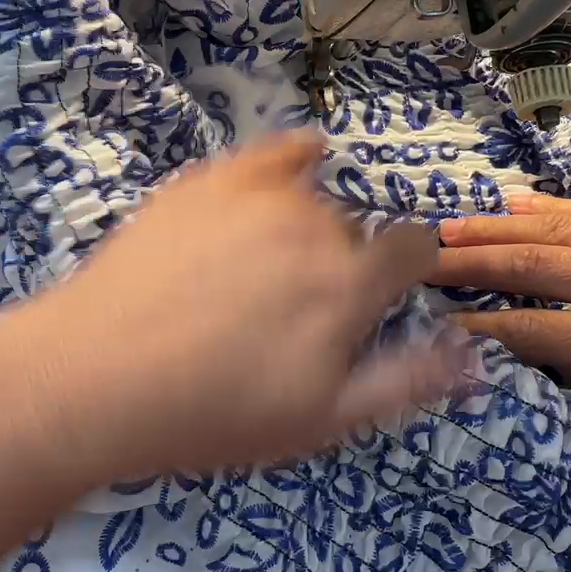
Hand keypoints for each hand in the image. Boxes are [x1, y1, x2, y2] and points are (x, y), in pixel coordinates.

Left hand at [0, 131, 468, 481]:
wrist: (96, 375)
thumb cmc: (211, 411)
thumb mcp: (320, 419)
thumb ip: (404, 379)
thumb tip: (474, 353)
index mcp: (350, 284)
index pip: (410, 251)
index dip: (403, 269)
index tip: (379, 292)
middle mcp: (315, 224)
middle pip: (354, 228)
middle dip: (343, 259)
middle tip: (295, 304)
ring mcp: (258, 194)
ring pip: (312, 195)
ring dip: (307, 221)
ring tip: (267, 260)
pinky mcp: (208, 180)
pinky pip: (271, 152)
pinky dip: (292, 156)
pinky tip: (296, 161)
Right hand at [432, 194, 570, 485]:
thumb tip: (560, 367)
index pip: (541, 329)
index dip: (483, 325)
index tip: (437, 321)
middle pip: (539, 263)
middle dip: (471, 261)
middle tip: (419, 257)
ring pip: (565, 228)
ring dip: (500, 226)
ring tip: (450, 225)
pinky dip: (555, 206)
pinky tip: (517, 200)